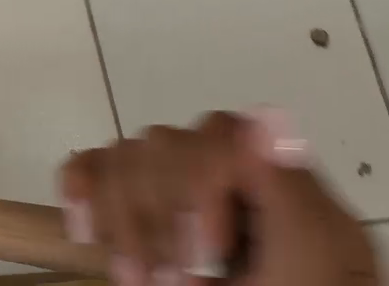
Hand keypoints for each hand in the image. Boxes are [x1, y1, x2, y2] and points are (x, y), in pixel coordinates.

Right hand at [58, 110, 378, 285]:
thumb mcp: (308, 278)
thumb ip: (291, 202)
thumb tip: (267, 118)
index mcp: (284, 192)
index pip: (224, 134)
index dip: (200, 178)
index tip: (206, 253)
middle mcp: (229, 180)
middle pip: (165, 143)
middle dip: (156, 215)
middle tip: (167, 281)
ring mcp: (175, 189)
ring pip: (121, 156)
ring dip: (121, 222)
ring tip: (135, 279)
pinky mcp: (131, 201)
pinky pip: (90, 165)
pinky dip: (80, 190)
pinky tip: (83, 230)